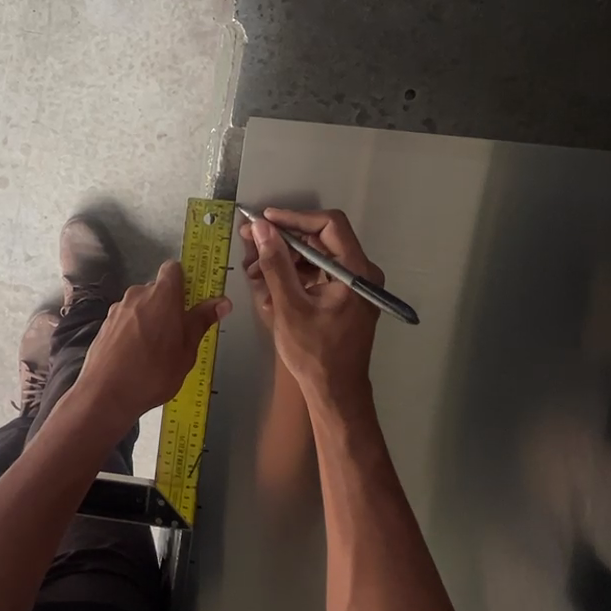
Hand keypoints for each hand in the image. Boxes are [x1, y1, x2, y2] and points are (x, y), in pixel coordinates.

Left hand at [74, 260, 230, 425]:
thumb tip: (223, 301)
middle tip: (178, 333)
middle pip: (157, 289)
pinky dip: (133, 330)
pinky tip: (136, 355)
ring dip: (150, 318)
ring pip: (141, 305)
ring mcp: (117, 308)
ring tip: (156, 350)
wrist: (105, 393)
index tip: (192, 301)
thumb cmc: (154, 372)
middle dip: (169, 305)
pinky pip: (126, 319)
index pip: (174, 269)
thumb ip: (202, 321)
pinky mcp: (105, 324)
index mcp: (162, 294)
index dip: (184, 280)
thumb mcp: (187, 351)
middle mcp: (137, 294)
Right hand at [240, 208, 383, 405]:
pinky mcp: (343, 295)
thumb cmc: (315, 352)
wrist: (335, 392)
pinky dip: (291, 273)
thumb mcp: (289, 306)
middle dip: (282, 239)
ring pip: (314, 255)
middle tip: (250, 241)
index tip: (264, 220)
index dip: (294, 218)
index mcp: (356, 271)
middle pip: (320, 238)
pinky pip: (315, 272)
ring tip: (252, 269)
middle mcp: (360, 272)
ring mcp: (353, 284)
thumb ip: (276, 263)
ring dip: (282, 257)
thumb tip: (262, 228)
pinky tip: (267, 281)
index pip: (328, 225)